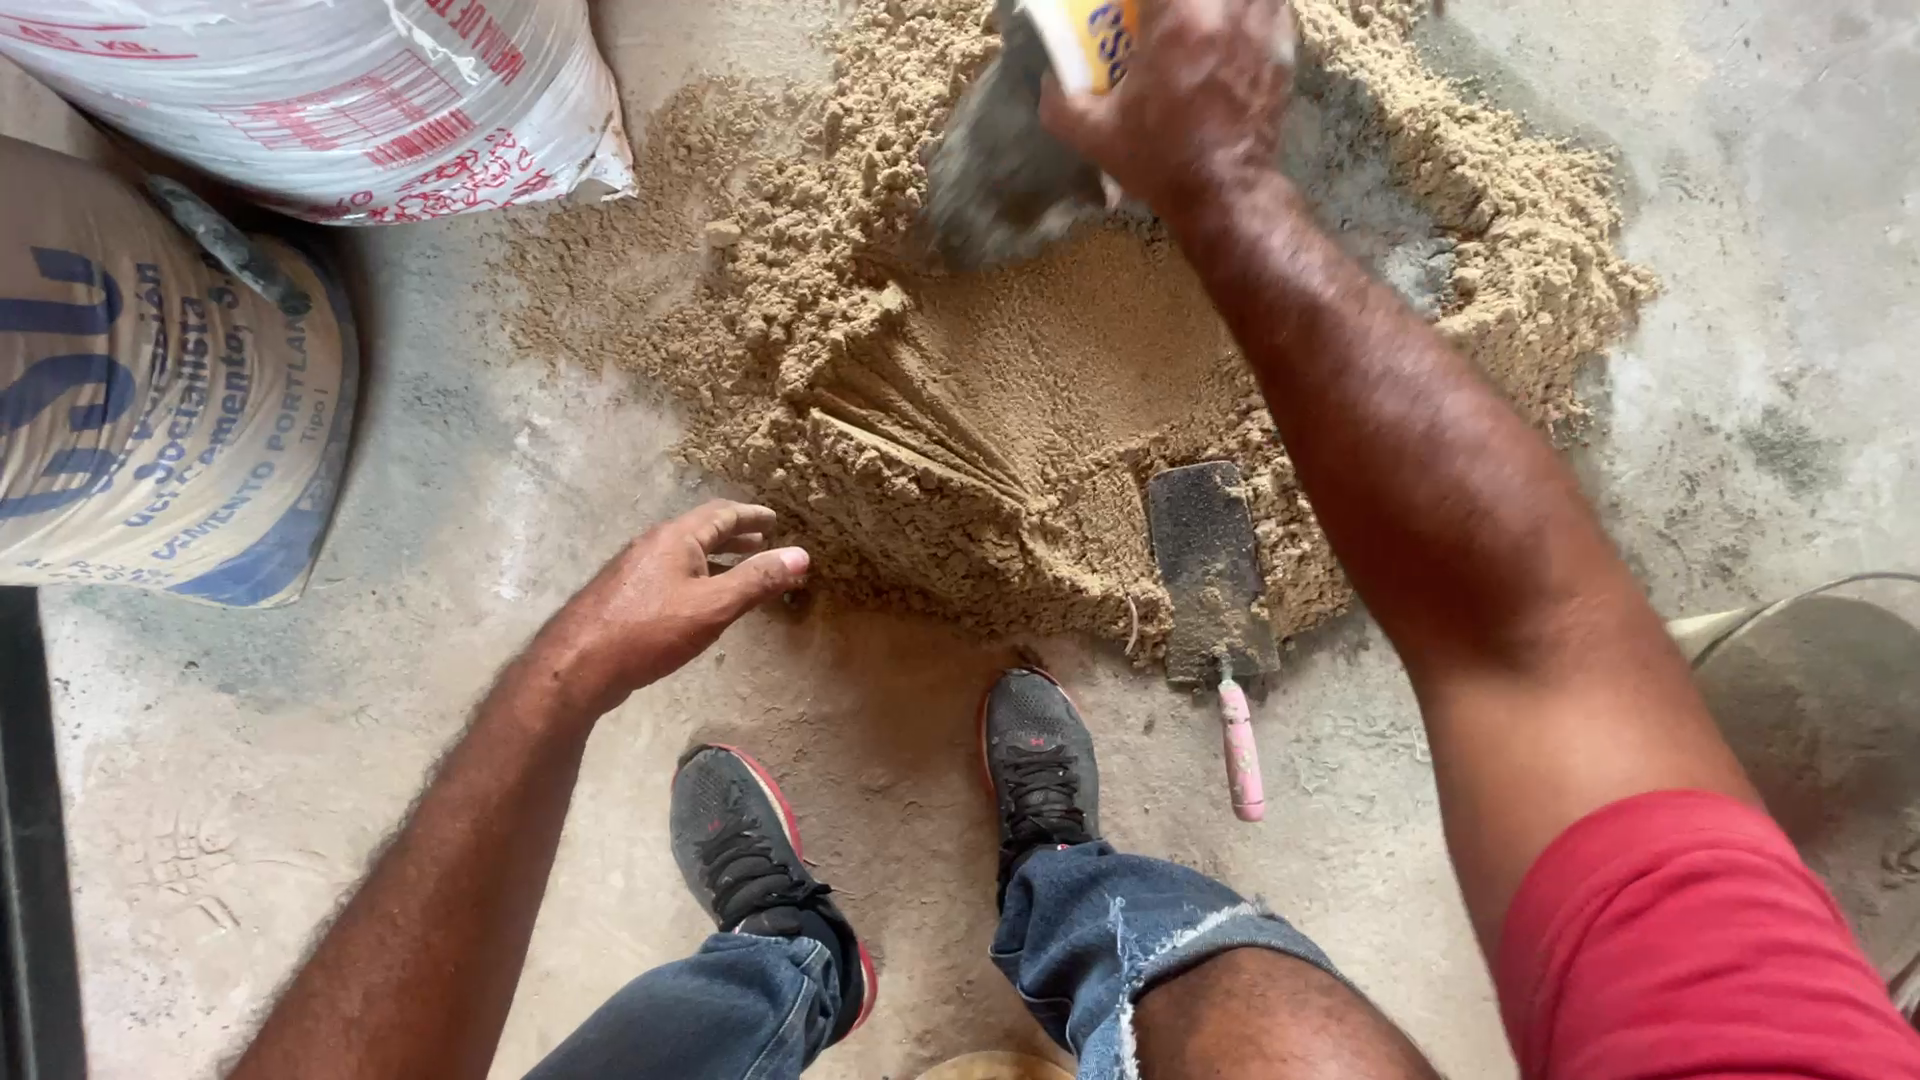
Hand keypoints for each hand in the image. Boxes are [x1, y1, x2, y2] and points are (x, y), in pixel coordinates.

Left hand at [532, 501, 808, 713]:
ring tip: (740, 569)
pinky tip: (702, 600)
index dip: (752, 516)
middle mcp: (654, 544)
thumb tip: (801, 555)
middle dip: (735, 535)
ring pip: (686, 554)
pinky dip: (699, 576)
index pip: (722, 514)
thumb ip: (757, 580)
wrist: (578, 666)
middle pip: (702, 531)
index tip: (774, 520)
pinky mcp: (625, 595)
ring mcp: (635, 569)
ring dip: (717, 558)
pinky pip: (673, 573)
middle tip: (762, 541)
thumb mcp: (714, 605)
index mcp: (677, 538)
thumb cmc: (650, 630)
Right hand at [1039, 0, 1296, 210]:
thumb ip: (1062, 105)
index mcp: (1177, 18)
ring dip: (1207, 5)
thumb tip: (1048, 82)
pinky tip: (1225, 30)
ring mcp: (1262, 17)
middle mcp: (1225, 6)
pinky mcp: (1283, 38)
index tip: (1127, 11)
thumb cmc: (1160, 162)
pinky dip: (1243, 10)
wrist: (1224, 192)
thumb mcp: (1098, 138)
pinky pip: (1264, 2)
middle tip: (1154, 16)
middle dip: (1168, 2)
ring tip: (1193, 22)